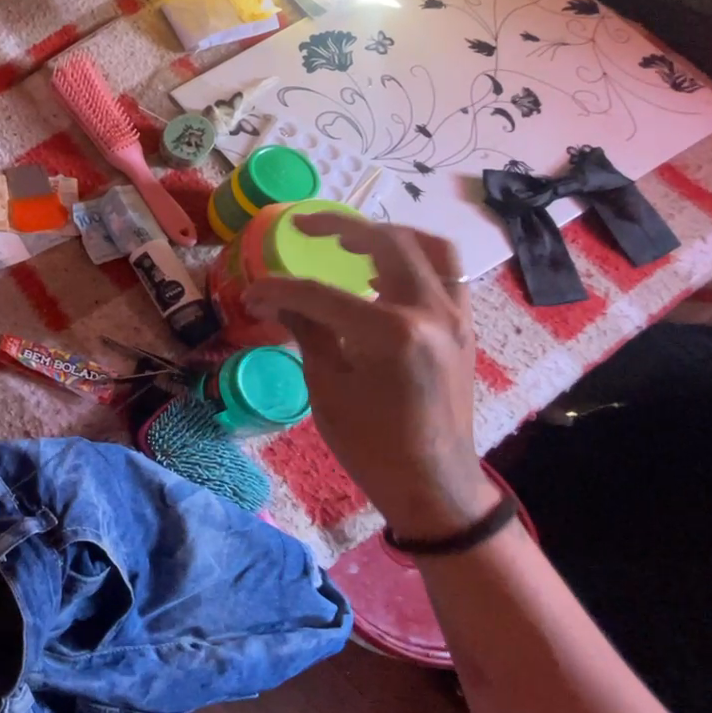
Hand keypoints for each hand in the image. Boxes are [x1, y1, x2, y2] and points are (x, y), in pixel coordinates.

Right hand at [243, 214, 497, 539]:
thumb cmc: (370, 442)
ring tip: (351, 239)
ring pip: (430, 249)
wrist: (432, 484)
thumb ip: (305, 328)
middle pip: (388, 245)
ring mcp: (455, 318)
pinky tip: (379, 274)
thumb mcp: (325, 385)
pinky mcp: (462, 329)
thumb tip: (270, 297)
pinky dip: (412, 261)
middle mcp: (430, 313)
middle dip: (340, 229)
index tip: (250, 292)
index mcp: (390, 332)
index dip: (278, 288)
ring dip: (388, 236)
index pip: (321, 293)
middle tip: (303, 228)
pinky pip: (444, 274)